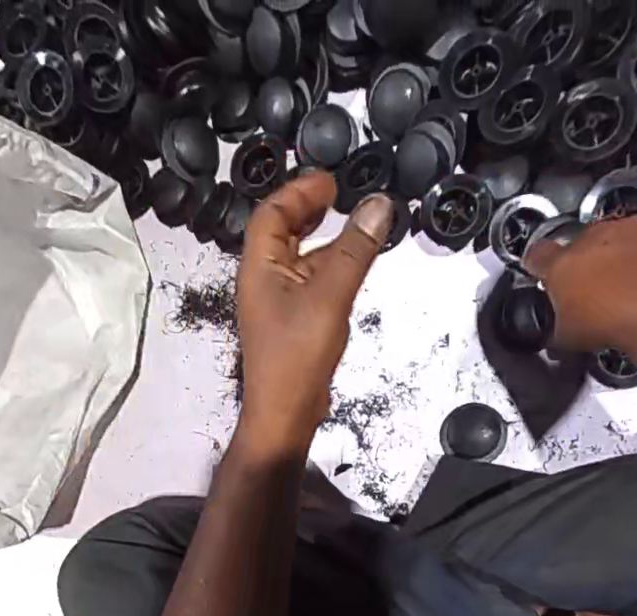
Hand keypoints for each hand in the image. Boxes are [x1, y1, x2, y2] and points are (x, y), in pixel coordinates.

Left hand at [235, 173, 393, 457]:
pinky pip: (311, 285)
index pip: (273, 213)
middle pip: (283, 233)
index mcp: (259, 268)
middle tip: (338, 197)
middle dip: (310, 211)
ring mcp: (279, 305)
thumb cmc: (295, 359)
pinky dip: (331, 270)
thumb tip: (377, 208)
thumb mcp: (329, 296)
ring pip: (301, 260)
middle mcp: (264, 282)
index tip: (330, 181)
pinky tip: (352, 270)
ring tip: (356, 227)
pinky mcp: (294, 324)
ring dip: (326, 242)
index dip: (300, 192)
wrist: (286, 413)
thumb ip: (355, 251)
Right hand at [523, 216, 636, 357]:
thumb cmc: (616, 322)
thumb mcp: (568, 338)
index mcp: (561, 263)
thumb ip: (556, 325)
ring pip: (621, 236)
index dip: (539, 265)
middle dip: (588, 264)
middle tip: (597, 292)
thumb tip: (558, 333)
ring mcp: (632, 228)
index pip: (538, 255)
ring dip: (623, 256)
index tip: (544, 272)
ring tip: (632, 288)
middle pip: (582, 244)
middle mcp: (594, 237)